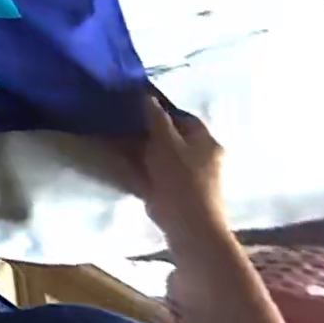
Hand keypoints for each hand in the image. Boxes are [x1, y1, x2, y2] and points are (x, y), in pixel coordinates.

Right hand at [130, 95, 231, 253]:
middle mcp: (201, 156)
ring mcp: (189, 175)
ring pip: (161, 153)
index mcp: (206, 141)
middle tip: (122, 122)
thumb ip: (156, 117)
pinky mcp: (175, 191)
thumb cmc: (180, 178)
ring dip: (143, 147)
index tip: (135, 106)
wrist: (188, 225)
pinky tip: (123, 161)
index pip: (182, 117)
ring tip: (117, 139)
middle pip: (171, 135)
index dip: (160, 109)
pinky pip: (155, 170)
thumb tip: (146, 96)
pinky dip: (141, 165)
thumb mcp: (165, 141)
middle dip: (148, 129)